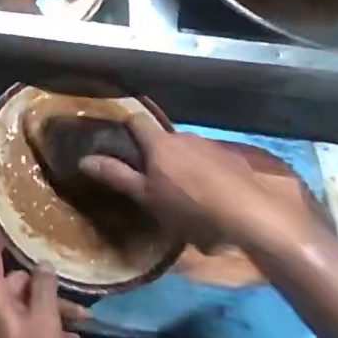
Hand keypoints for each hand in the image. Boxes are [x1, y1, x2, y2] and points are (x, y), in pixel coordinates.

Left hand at [0, 236, 87, 337]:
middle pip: (15, 285)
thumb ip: (44, 289)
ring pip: (23, 308)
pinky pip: (21, 327)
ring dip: (50, 312)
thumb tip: (42, 263)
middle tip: (79, 303)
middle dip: (46, 289)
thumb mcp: (45, 322)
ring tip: (83, 324)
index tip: (5, 226)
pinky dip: (42, 328)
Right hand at [77, 114, 325, 255]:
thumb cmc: (191, 208)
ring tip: (181, 193)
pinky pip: (210, 161)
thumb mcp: (147, 198)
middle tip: (150, 180)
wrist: (253, 216)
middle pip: (162, 139)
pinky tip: (209, 197)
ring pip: (187, 151)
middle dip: (155, 154)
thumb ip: (117, 176)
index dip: (125, 127)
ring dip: (181, 165)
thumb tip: (85, 158)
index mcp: (159, 144)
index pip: (136, 121)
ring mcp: (212, 147)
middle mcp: (184, 137)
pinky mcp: (235, 160)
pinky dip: (203, 173)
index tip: (118, 141)